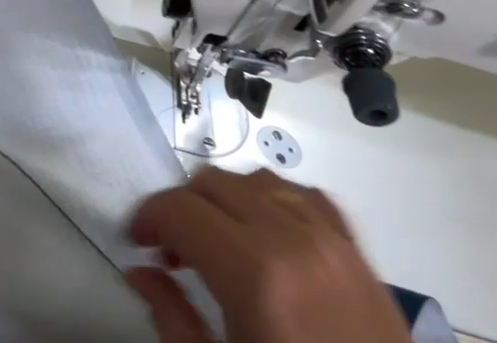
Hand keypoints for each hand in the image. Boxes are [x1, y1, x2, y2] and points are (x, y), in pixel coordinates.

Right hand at [124, 168, 409, 342]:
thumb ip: (172, 318)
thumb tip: (141, 271)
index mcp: (253, 273)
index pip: (179, 209)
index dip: (147, 218)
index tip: (137, 244)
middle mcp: (291, 239)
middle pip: (214, 182)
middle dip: (182, 206)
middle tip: (171, 250)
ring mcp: (331, 240)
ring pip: (258, 179)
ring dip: (226, 199)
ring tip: (218, 242)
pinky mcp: (359, 253)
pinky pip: (306, 195)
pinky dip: (275, 200)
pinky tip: (267, 235)